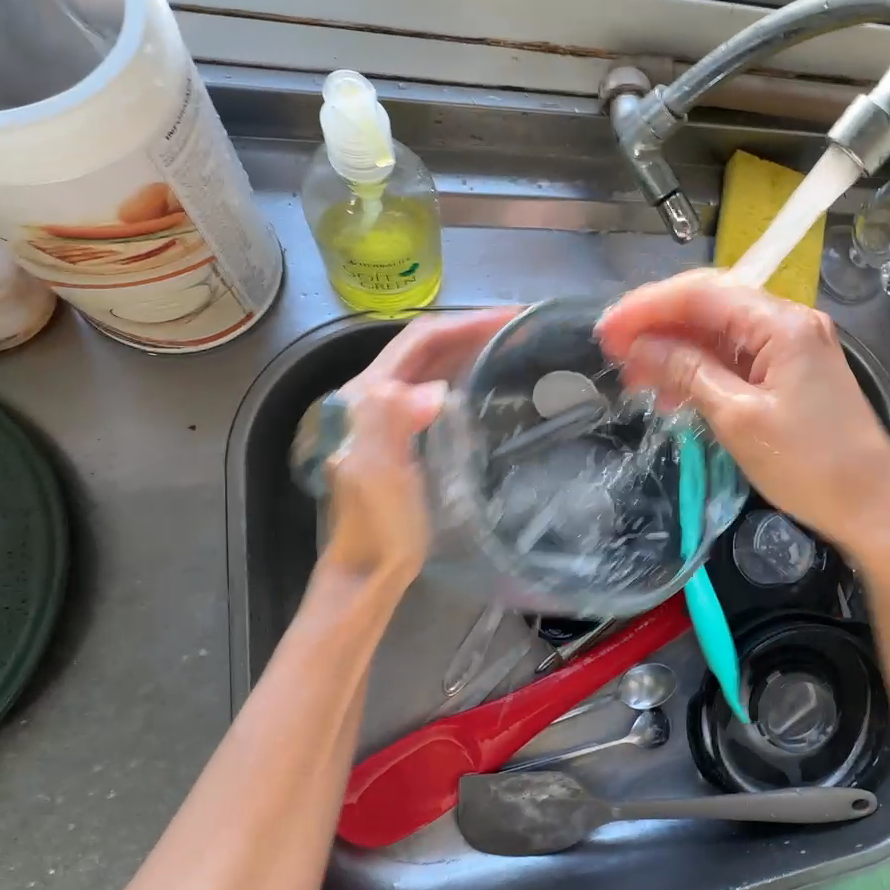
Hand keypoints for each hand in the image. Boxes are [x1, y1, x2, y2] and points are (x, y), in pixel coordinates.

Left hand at [319, 308, 519, 583]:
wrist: (368, 572)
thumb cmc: (377, 528)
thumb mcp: (380, 475)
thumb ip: (394, 424)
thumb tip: (434, 390)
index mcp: (365, 396)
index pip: (418, 340)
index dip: (465, 323)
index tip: (512, 318)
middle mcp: (374, 396)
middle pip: (426, 346)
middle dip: (473, 328)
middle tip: (525, 326)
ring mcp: (389, 415)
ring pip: (432, 365)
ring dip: (471, 347)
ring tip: (516, 342)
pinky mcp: (405, 434)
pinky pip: (438, 389)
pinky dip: (466, 374)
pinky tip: (492, 379)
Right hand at [596, 270, 889, 553]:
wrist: (871, 507)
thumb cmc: (809, 467)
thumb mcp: (738, 419)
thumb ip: (688, 372)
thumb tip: (641, 348)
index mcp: (782, 324)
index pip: (702, 294)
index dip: (647, 308)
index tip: (606, 331)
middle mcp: (791, 322)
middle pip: (711, 307)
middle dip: (659, 326)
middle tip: (614, 353)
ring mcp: (794, 346)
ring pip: (721, 334)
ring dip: (677, 351)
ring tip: (637, 380)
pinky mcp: (794, 372)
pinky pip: (738, 358)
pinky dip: (703, 370)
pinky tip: (674, 393)